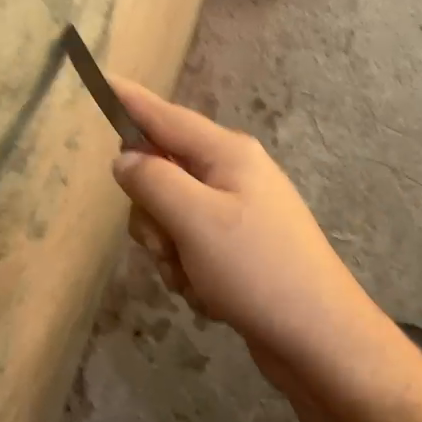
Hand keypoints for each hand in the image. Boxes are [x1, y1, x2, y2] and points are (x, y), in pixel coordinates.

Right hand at [109, 79, 372, 360]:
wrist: (320, 340)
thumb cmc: (257, 270)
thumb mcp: (195, 220)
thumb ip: (152, 181)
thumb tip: (125, 158)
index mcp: (227, 153)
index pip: (165, 117)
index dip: (131, 102)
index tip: (101, 81)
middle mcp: (233, 174)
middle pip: (162, 173)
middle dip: (153, 215)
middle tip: (169, 246)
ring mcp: (238, 213)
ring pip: (171, 217)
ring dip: (170, 252)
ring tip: (197, 281)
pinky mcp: (239, 250)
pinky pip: (192, 248)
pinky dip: (190, 273)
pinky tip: (211, 298)